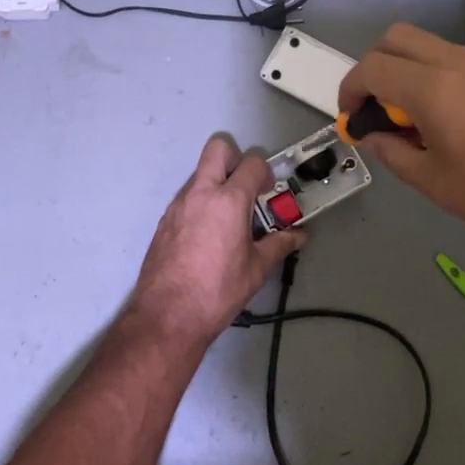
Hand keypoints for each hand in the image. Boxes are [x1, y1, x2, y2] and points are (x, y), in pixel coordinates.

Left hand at [127, 135, 305, 346]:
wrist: (167, 315)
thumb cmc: (218, 291)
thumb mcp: (256, 270)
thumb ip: (279, 245)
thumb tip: (299, 235)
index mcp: (229, 200)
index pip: (252, 163)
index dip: (265, 173)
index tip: (268, 193)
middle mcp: (201, 193)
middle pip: (218, 149)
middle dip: (235, 159)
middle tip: (245, 189)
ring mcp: (179, 204)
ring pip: (201, 174)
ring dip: (217, 184)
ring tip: (228, 220)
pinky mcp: (165, 219)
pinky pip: (187, 197)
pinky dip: (201, 204)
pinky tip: (207, 237)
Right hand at [338, 23, 464, 257]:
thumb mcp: (434, 183)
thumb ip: (393, 152)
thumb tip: (373, 135)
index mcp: (433, 87)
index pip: (372, 67)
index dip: (350, 89)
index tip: (350, 116)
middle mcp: (458, 61)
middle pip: (397, 37)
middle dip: (374, 65)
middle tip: (375, 107)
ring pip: (429, 45)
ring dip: (408, 68)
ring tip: (413, 118)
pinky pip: (457, 59)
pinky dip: (436, 74)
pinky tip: (450, 118)